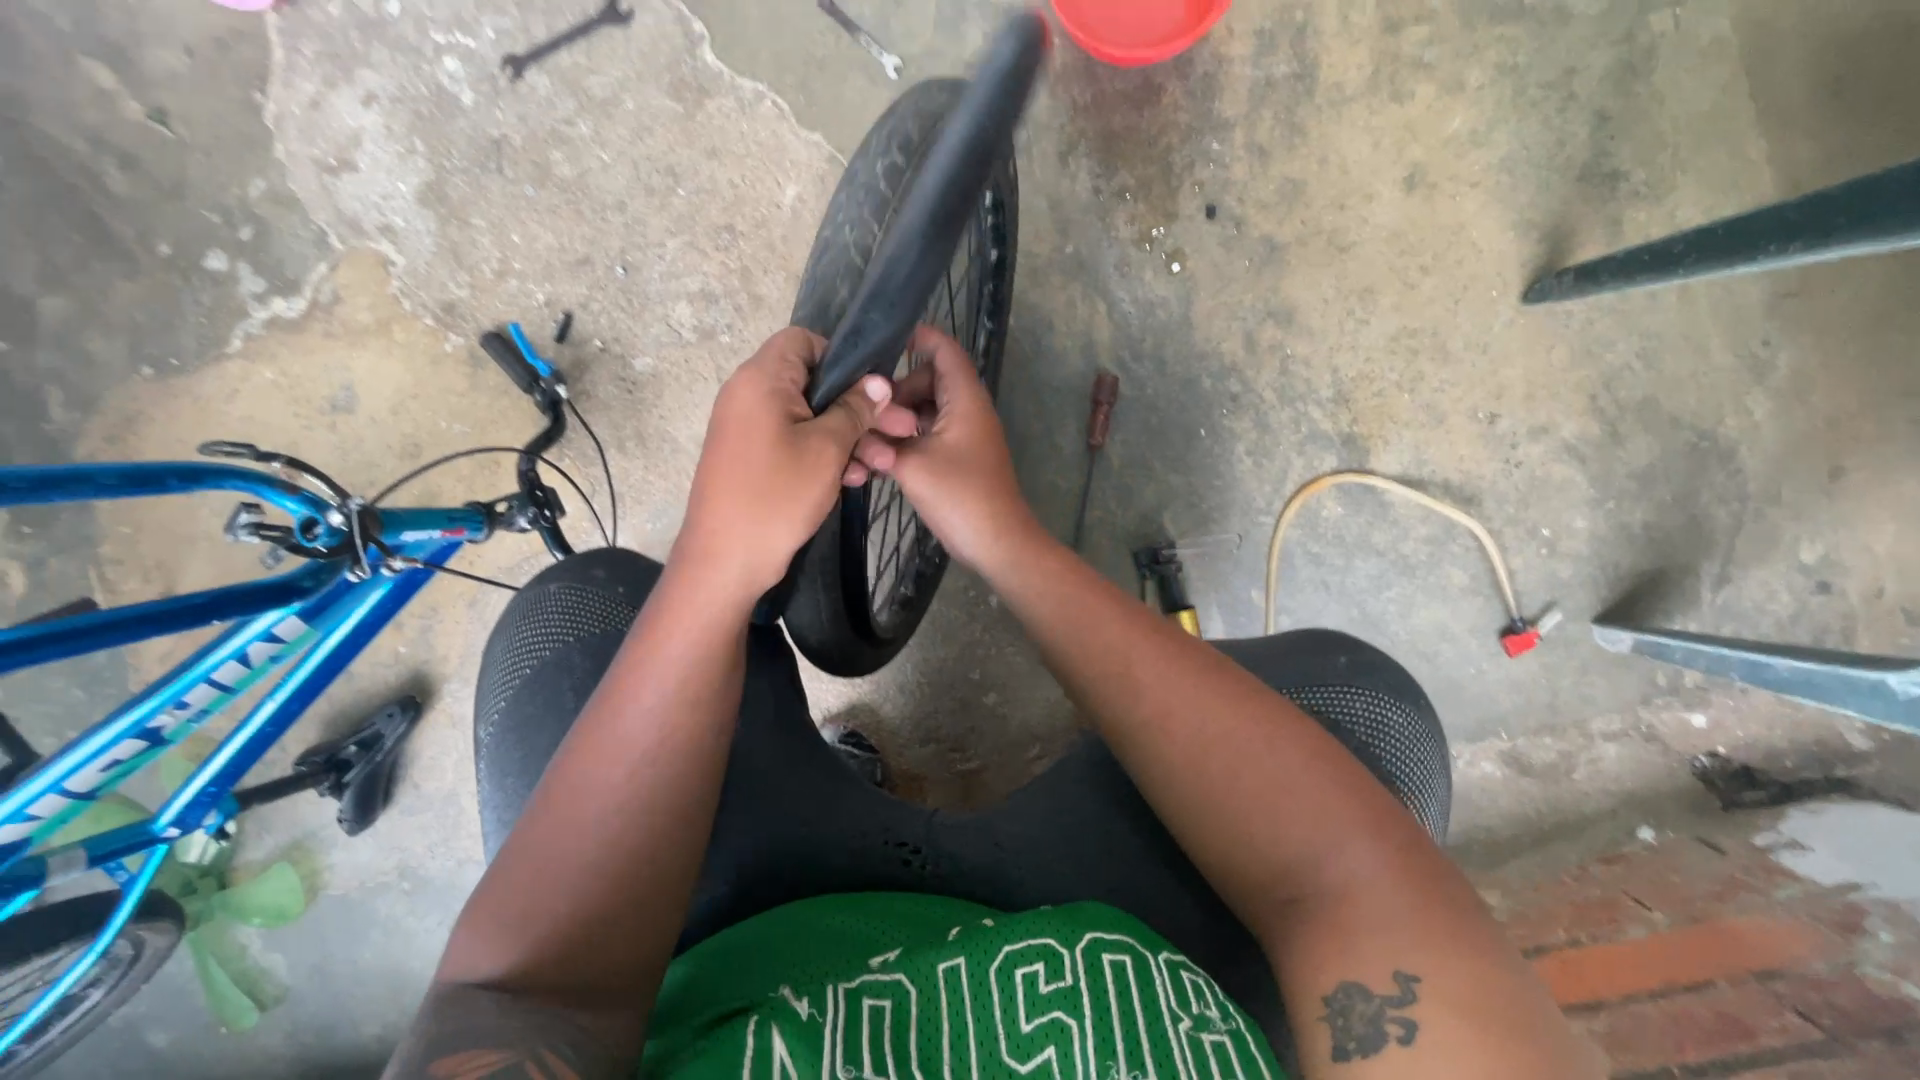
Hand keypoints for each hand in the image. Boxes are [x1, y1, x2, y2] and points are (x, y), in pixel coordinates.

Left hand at [677, 327, 918, 602]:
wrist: (726, 560)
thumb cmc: (776, 496)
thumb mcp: (826, 449)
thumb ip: (854, 409)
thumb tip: (878, 381)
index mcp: (761, 379)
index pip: (804, 340)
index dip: (843, 358)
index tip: (874, 390)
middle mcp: (750, 395)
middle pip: (814, 383)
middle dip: (859, 407)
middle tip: (902, 430)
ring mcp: (750, 428)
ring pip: (810, 417)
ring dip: (848, 437)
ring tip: (882, 465)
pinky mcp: (754, 457)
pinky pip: (795, 441)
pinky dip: (824, 454)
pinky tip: (853, 479)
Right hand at [850, 326, 1041, 571]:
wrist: (997, 544)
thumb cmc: (960, 496)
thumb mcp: (911, 465)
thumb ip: (879, 442)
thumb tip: (857, 430)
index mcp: (964, 399)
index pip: (944, 350)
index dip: (917, 338)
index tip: (880, 340)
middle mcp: (965, 411)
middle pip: (925, 383)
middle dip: (892, 395)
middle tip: (864, 414)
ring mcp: (961, 437)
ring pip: (920, 414)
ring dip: (892, 426)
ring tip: (863, 446)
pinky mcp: (954, 460)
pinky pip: (924, 439)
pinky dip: (901, 446)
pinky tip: (873, 465)